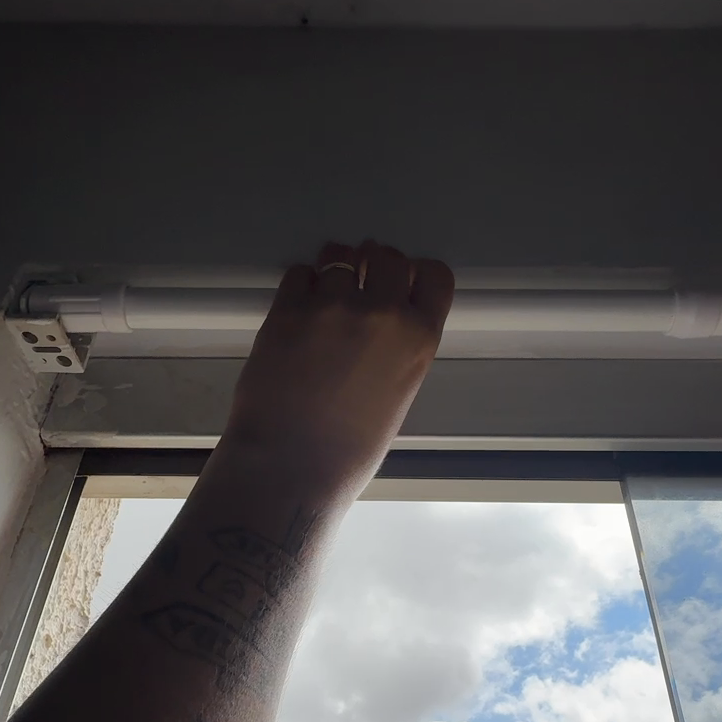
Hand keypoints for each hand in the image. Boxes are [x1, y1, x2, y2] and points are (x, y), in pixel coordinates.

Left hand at [219, 240, 453, 489]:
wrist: (290, 465)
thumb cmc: (347, 453)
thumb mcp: (396, 399)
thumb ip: (397, 354)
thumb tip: (380, 332)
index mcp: (418, 339)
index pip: (434, 276)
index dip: (416, 274)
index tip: (404, 281)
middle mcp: (381, 312)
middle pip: (386, 257)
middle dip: (375, 265)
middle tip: (360, 283)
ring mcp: (331, 306)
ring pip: (339, 256)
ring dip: (335, 268)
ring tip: (325, 292)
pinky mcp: (287, 309)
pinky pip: (299, 273)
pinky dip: (301, 285)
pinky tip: (299, 309)